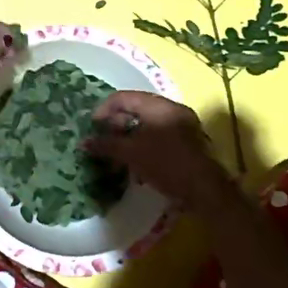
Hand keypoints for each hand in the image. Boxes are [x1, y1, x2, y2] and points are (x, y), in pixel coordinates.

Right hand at [84, 92, 237, 208]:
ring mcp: (183, 125)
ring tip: (116, 153)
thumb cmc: (165, 164)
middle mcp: (172, 109)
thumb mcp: (131, 154)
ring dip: (129, 136)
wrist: (204, 190)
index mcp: (158, 106)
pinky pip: (159, 135)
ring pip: (147, 124)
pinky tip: (136, 162)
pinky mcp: (187, 142)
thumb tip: (83, 142)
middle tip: (103, 140)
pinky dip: (143, 143)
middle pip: (136, 109)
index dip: (103, 109)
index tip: (92, 126)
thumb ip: (106, 145)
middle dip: (116, 124)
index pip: (123, 97)